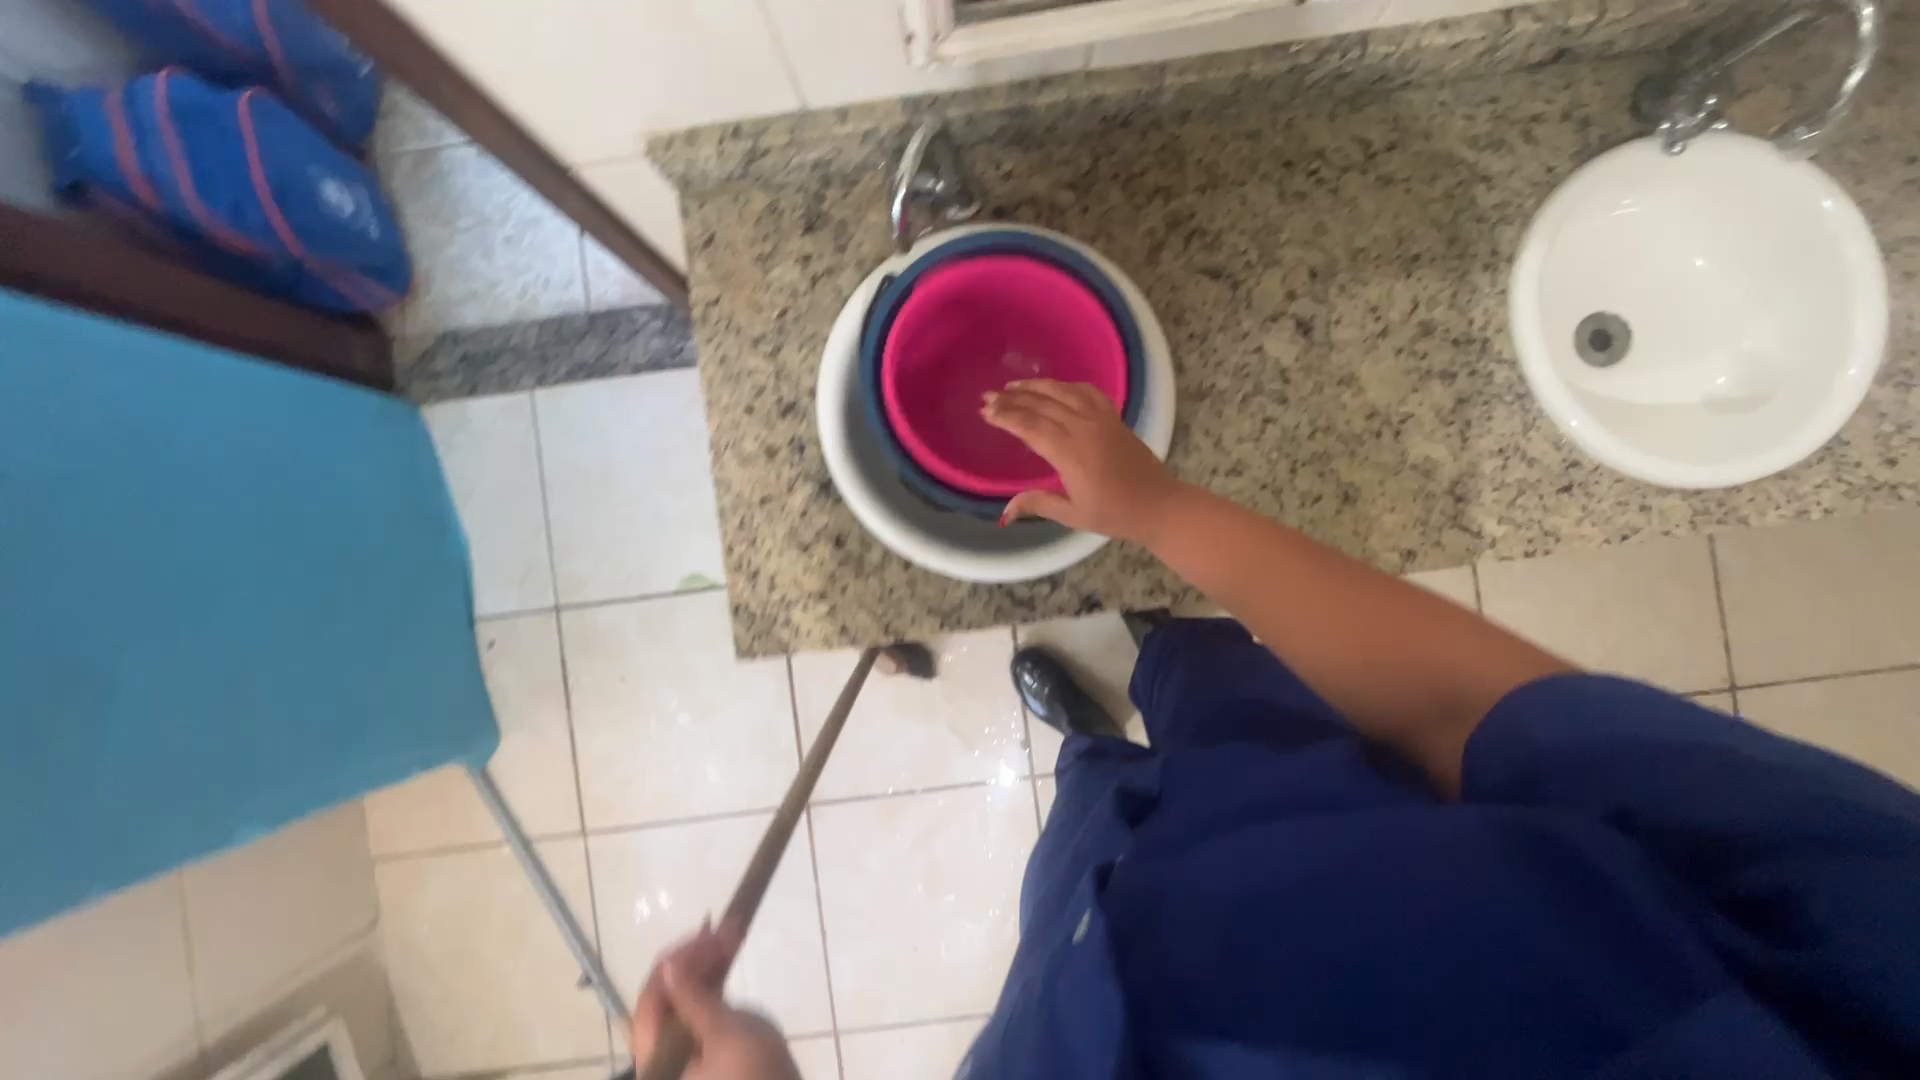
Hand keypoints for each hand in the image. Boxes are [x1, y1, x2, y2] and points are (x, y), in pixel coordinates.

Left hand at [630, 920, 800, 1079]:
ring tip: (730, 937)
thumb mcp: (725, 1032)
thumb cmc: (756, 1074)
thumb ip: (693, 997)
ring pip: (682, 1003)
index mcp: (655, 1061)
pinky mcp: (700, 1057)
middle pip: (665, 1000)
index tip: (707, 932)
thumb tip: (669, 965)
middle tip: (723, 930)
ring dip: (705, 967)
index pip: (651, 1000)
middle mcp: (659, 1061)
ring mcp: (680, 1060)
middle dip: (693, 960)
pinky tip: (726, 961)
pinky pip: (695, 1015)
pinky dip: (712, 987)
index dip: (676, 961)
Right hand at [981, 379, 1185, 543]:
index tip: (986, 411)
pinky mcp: (1114, 418)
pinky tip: (1054, 387)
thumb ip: (1038, 505)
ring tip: (1013, 386)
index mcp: (1070, 454)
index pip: (1030, 427)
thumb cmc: (1115, 514)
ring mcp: (1101, 420)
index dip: (1006, 417)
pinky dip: (1067, 385)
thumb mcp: (1073, 515)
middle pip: (1042, 406)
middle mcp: (1084, 429)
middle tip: (988, 396)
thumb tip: (1004, 512)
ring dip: (1036, 387)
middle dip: (1012, 399)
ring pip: (1063, 392)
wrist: (1158, 504)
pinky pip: (1088, 392)